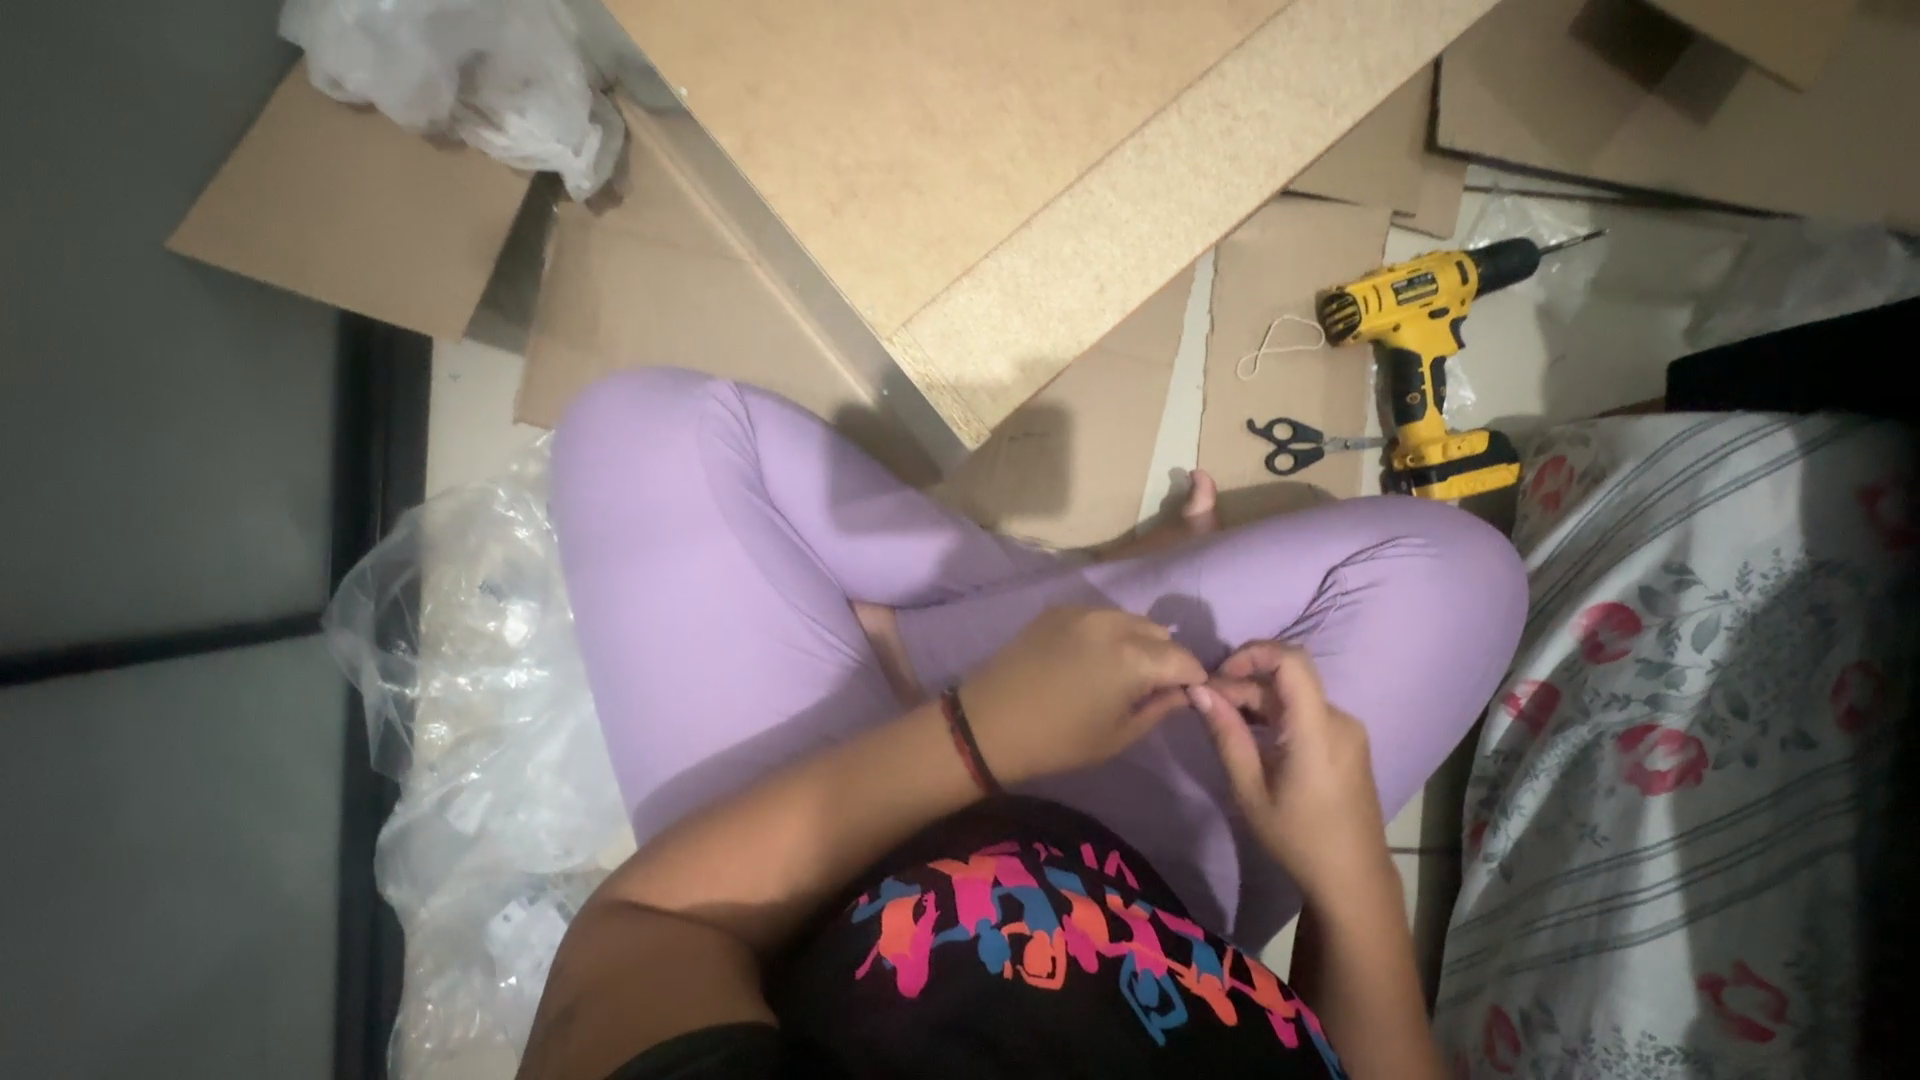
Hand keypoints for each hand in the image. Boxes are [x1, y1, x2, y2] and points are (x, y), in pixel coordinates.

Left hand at [960, 606, 1206, 784]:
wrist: (989, 723)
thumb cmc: (1058, 740)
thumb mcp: (1118, 735)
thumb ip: (1159, 708)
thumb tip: (1185, 693)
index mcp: (1134, 657)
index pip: (1184, 659)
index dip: (1192, 679)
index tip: (1188, 695)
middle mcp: (1112, 623)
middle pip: (1159, 632)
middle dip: (1166, 656)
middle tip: (1154, 686)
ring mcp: (1082, 611)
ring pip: (1129, 619)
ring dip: (1137, 640)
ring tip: (1122, 670)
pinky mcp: (1057, 610)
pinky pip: (1099, 615)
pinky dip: (1107, 632)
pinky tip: (1091, 658)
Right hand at [1186, 642, 1390, 902]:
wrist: (1353, 879)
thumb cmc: (1298, 838)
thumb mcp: (1249, 789)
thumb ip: (1226, 734)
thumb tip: (1198, 690)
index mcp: (1318, 730)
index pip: (1291, 660)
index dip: (1252, 653)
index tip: (1218, 675)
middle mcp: (1339, 719)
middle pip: (1286, 679)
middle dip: (1243, 683)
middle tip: (1206, 705)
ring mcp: (1347, 730)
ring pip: (1293, 694)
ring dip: (1256, 699)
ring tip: (1223, 722)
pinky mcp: (1347, 742)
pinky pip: (1305, 711)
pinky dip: (1274, 713)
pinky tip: (1251, 736)